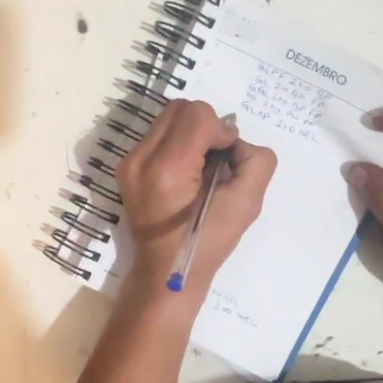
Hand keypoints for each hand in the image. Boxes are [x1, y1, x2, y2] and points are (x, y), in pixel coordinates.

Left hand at [117, 100, 276, 294]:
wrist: (165, 273)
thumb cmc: (207, 244)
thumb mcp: (247, 205)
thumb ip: (255, 162)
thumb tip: (234, 141)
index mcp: (167, 170)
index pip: (197, 116)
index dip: (222, 131)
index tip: (228, 159)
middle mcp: (140, 160)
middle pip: (181, 109)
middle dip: (207, 126)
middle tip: (217, 160)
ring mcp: (129, 163)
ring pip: (168, 118)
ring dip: (192, 132)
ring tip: (202, 167)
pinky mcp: (127, 167)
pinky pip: (158, 134)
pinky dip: (178, 142)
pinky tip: (186, 173)